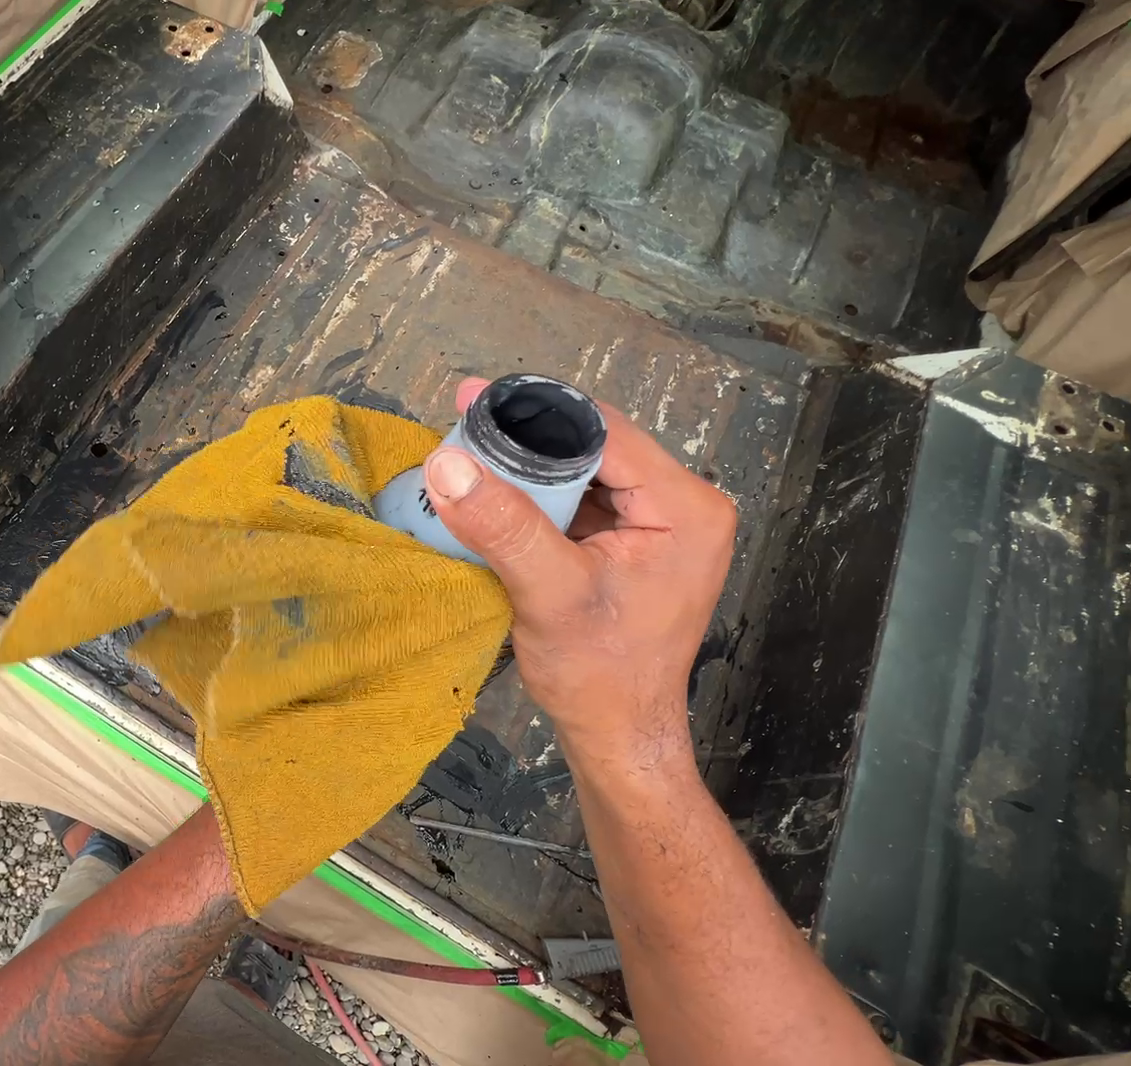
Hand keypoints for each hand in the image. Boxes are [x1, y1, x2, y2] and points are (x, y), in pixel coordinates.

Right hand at [423, 378, 735, 778]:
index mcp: (684, 507)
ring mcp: (650, 523)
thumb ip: (503, 527)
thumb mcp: (549, 595)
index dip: (535, 412)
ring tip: (463, 458)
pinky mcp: (622, 541)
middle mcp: (678, 504)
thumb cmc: (597, 674)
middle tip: (458, 429)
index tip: (469, 398)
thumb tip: (446, 463)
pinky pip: (571, 499)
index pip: (604, 432)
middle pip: (589, 446)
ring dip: (520, 468)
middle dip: (522, 440)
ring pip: (576, 471)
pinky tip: (487, 494)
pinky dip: (528, 496)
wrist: (613, 733)